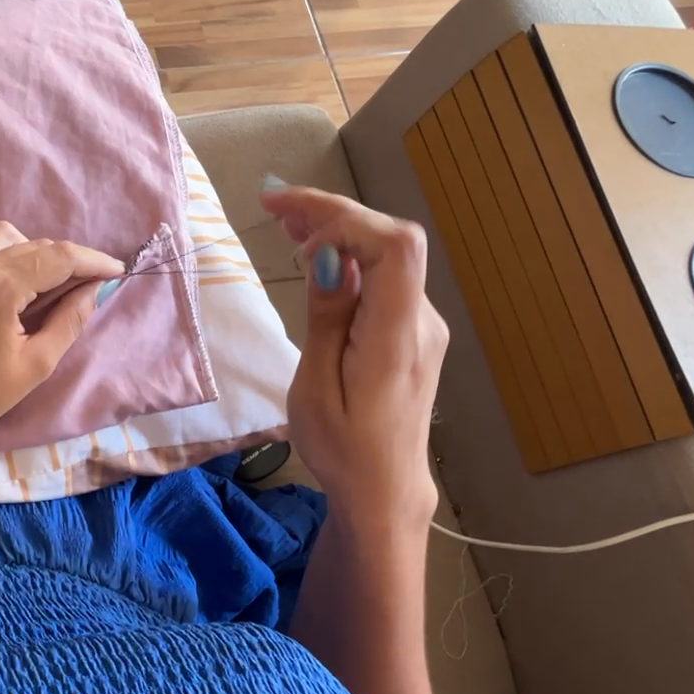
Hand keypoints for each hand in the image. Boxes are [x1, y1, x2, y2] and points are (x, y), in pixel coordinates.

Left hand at [0, 221, 123, 445]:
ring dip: (27, 249)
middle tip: (86, 285)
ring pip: (0, 234)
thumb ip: (71, 320)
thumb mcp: (38, 364)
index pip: (59, 258)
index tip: (116, 270)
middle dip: (67, 261)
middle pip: (35, 245)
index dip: (93, 261)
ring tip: (38, 282)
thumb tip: (96, 288)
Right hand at [261, 187, 448, 538]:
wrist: (384, 489)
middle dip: (332, 213)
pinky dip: (347, 257)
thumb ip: (327, 319)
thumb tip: (329, 258)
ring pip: (386, 255)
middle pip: (390, 241)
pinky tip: (311, 253)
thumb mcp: (315, 388)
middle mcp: (419, 320)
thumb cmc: (341, 448)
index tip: (294, 239)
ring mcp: (421, 323)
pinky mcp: (411, 330)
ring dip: (337, 230)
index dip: (345, 223)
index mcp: (395, 338)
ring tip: (283, 217)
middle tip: (272, 204)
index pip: (395, 248)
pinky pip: (382, 278)